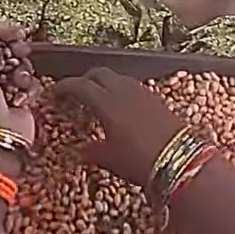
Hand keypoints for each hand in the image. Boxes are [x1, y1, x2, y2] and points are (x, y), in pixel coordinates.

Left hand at [0, 23, 35, 142]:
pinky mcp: (18, 104)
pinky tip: (23, 95)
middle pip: (2, 50)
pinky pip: (30, 85)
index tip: (12, 30)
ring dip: (22, 68)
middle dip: (13, 47)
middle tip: (20, 49)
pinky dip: (29, 87)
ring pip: (18, 66)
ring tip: (19, 78)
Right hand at [51, 68, 185, 187]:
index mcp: (107, 102)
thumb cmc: (139, 160)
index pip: (80, 85)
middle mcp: (123, 91)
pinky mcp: (155, 97)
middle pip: (99, 73)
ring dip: (104, 83)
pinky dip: (119, 89)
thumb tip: (80, 149)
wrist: (180, 158)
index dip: (65, 86)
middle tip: (75, 93)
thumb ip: (92, 151)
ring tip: (97, 99)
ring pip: (117, 77)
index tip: (54, 92)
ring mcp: (142, 92)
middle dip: (84, 79)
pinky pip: (131, 85)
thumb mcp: (110, 159)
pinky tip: (120, 106)